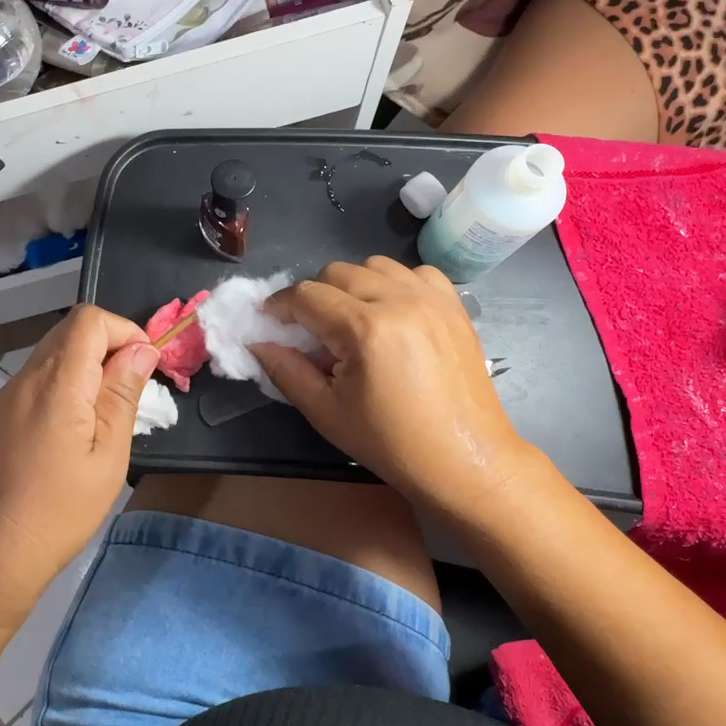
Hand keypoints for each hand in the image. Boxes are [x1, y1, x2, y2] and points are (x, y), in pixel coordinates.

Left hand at [0, 306, 156, 630]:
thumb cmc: (58, 512)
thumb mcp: (108, 457)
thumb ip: (122, 396)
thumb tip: (140, 351)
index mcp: (56, 382)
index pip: (89, 319)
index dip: (124, 331)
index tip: (145, 367)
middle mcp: (24, 380)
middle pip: (68, 332)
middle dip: (107, 348)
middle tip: (131, 392)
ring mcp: (2, 399)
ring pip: (49, 358)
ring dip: (84, 370)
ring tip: (103, 419)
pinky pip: (33, 385)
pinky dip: (61, 390)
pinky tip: (69, 436)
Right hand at [252, 257, 550, 516]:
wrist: (466, 460)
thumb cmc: (391, 443)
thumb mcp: (326, 413)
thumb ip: (286, 371)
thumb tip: (258, 343)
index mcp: (365, 329)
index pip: (305, 296)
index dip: (279, 306)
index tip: (269, 322)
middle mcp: (399, 301)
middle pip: (336, 272)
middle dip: (313, 296)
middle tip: (311, 331)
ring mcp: (432, 299)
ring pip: (374, 265)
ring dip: (352, 285)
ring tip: (351, 321)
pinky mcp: (454, 306)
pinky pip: (415, 272)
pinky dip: (394, 284)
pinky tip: (390, 313)